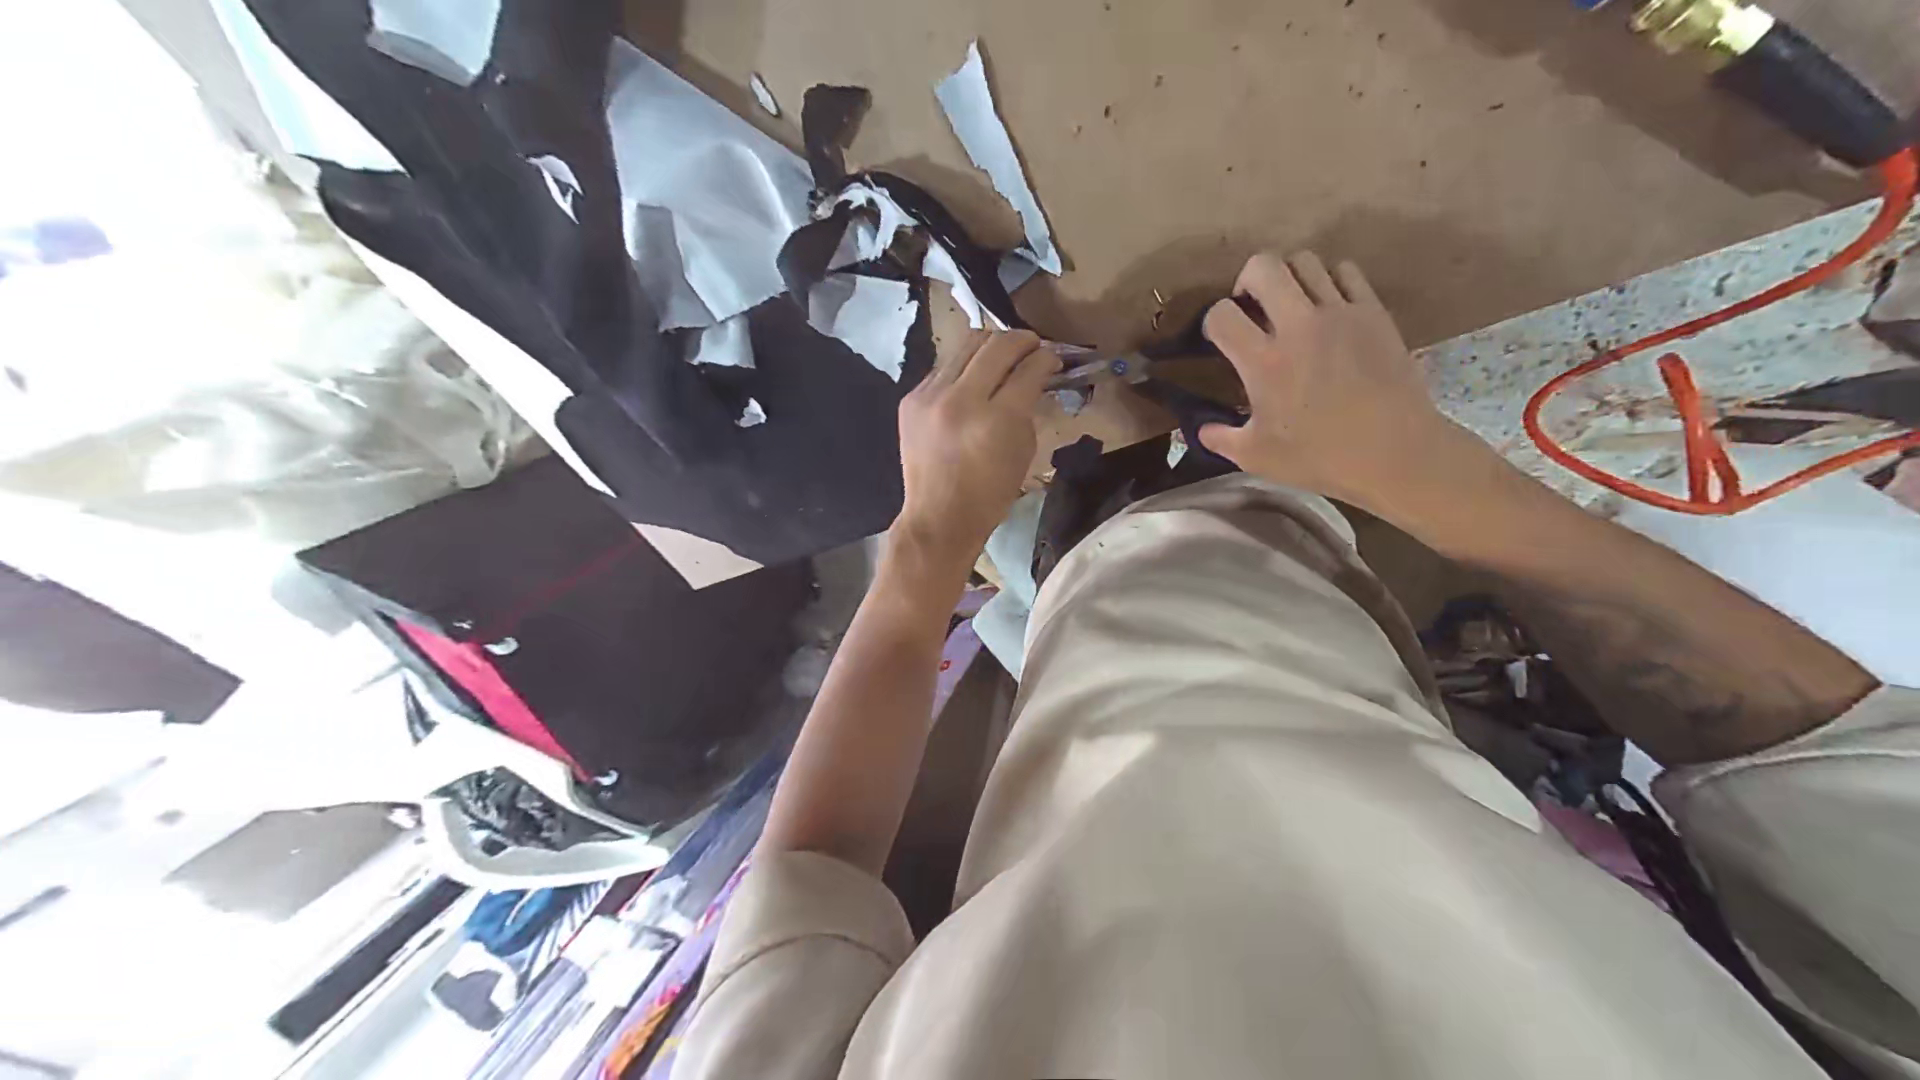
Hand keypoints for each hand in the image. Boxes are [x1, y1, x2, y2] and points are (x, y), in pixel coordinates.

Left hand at [893, 329, 1054, 569]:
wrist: (939, 517)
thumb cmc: (989, 494)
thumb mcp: (1023, 451)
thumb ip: (1028, 408)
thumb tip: (1033, 377)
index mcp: (995, 420)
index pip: (1027, 369)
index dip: (1045, 358)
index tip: (1053, 357)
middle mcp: (959, 400)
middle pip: (996, 345)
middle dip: (1021, 340)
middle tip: (1032, 346)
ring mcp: (930, 396)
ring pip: (966, 346)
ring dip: (990, 347)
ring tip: (1003, 356)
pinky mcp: (911, 399)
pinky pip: (944, 368)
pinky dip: (963, 369)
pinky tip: (972, 382)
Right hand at [1199, 251, 1476, 514]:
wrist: (1394, 452)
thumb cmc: (1319, 456)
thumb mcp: (1255, 456)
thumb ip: (1220, 438)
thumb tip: (1201, 430)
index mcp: (1264, 362)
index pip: (1221, 314)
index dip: (1212, 322)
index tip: (1220, 338)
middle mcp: (1298, 326)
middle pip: (1263, 266)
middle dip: (1246, 279)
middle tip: (1251, 306)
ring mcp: (1340, 313)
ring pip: (1304, 261)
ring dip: (1288, 277)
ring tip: (1289, 304)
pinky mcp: (1373, 312)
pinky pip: (1345, 271)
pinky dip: (1329, 280)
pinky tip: (1326, 306)